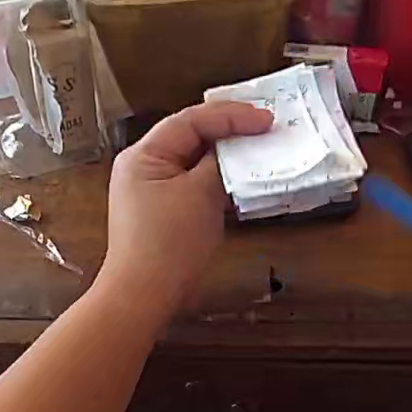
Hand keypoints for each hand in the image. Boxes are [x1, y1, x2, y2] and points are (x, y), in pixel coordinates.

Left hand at [98, 100, 272, 310]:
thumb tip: (234, 152)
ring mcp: (154, 193)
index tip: (266, 120)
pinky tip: (243, 186)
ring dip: (228, 160)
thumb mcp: (200, 195)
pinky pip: (196, 189)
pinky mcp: (166, 215)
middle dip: (230, 134)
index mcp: (144, 155)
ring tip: (260, 154)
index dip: (231, 116)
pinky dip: (220, 184)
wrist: (145, 294)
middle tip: (267, 130)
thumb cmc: (169, 243)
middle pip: (192, 139)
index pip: (191, 120)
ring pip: (196, 165)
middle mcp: (145, 167)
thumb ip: (218, 165)